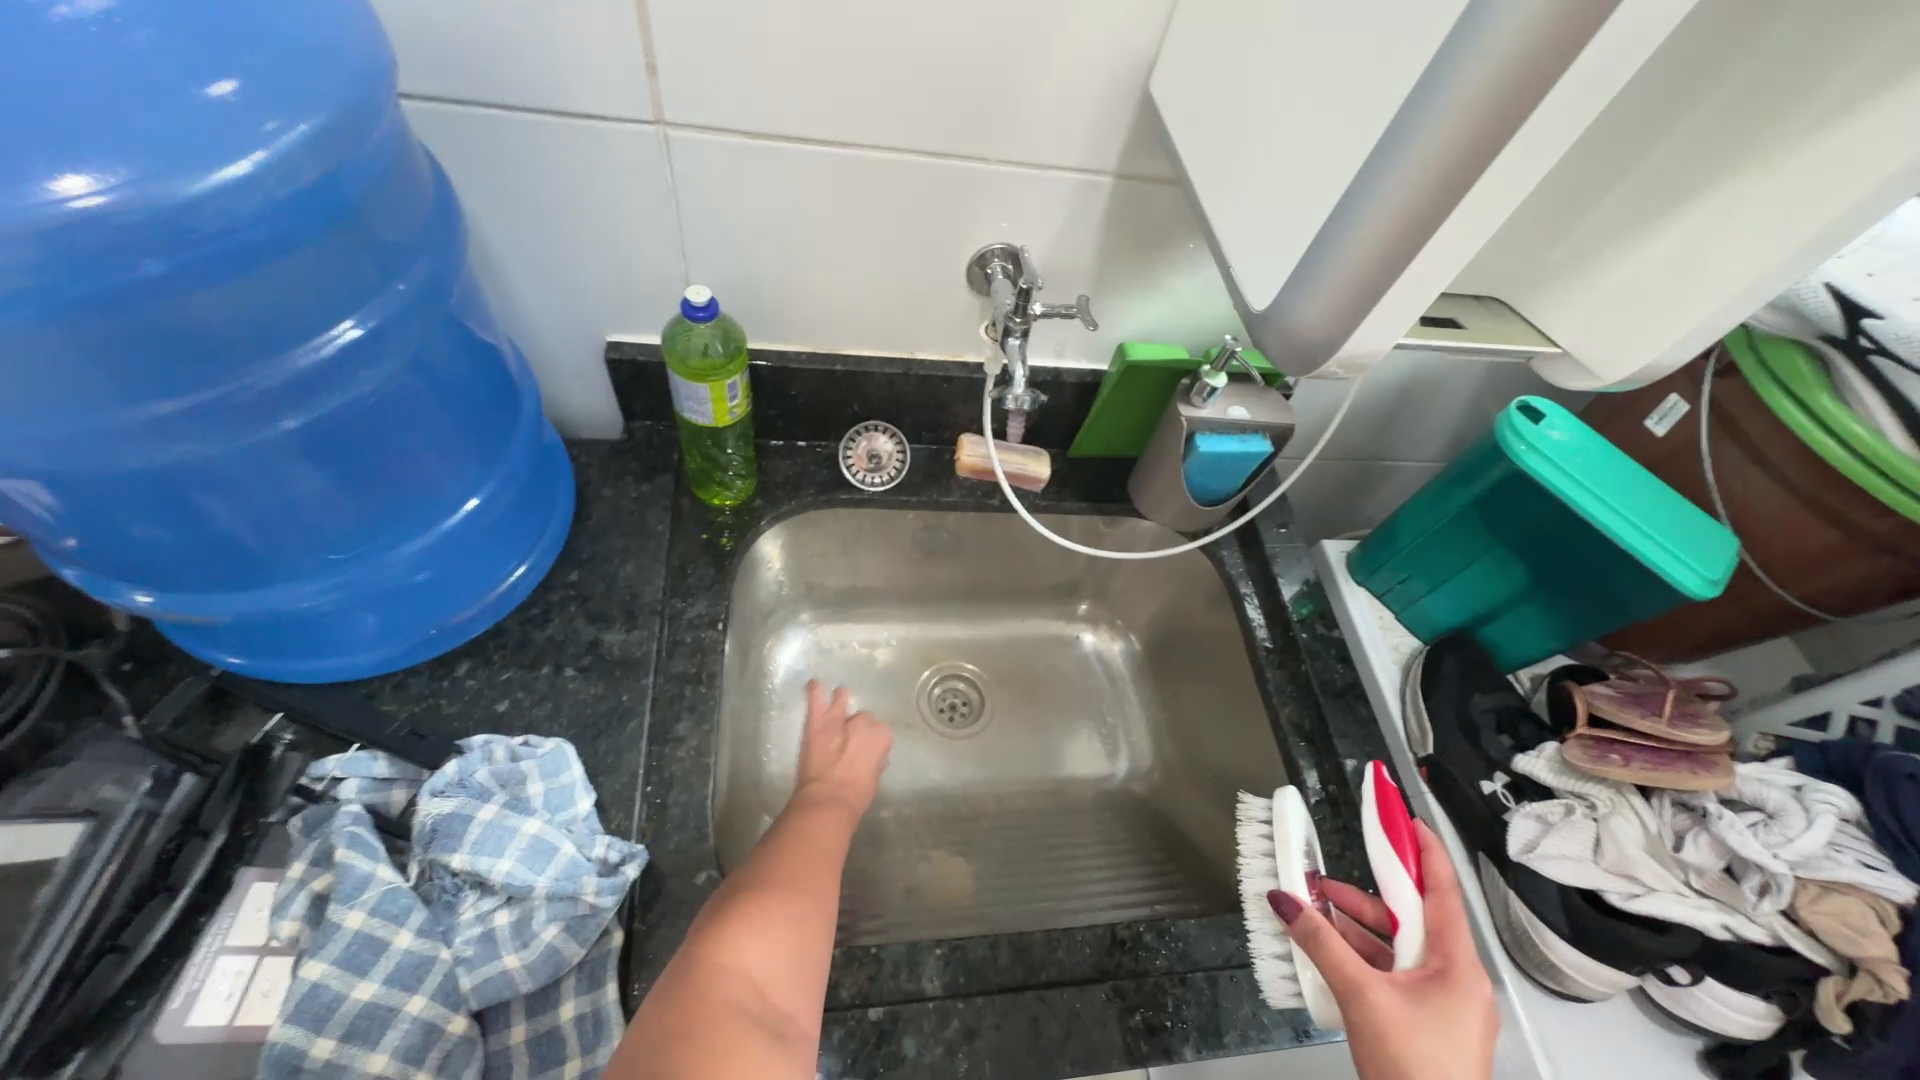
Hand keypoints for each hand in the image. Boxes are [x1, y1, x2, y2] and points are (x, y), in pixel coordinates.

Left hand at [793, 680, 892, 818]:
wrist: (828, 800)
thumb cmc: (857, 796)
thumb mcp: (875, 776)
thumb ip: (875, 758)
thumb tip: (872, 755)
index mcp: (882, 736)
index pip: (880, 731)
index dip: (872, 740)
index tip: (866, 750)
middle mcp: (863, 722)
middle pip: (862, 717)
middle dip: (856, 727)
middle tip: (848, 743)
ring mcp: (839, 719)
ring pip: (842, 700)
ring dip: (840, 701)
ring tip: (836, 704)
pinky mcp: (817, 722)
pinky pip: (816, 698)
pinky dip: (814, 690)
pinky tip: (813, 683)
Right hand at [1270, 822, 1497, 1079]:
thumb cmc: (1412, 1065)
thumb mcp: (1360, 996)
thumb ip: (1320, 943)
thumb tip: (1282, 899)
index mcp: (1457, 964)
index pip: (1442, 891)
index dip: (1423, 851)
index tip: (1403, 818)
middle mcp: (1457, 977)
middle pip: (1413, 919)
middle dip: (1365, 896)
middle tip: (1322, 879)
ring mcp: (1444, 1003)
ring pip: (1401, 948)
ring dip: (1358, 929)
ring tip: (1314, 913)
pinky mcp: (1428, 1022)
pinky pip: (1397, 974)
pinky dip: (1364, 958)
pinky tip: (1330, 950)